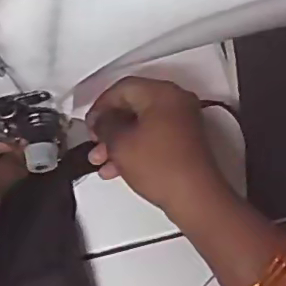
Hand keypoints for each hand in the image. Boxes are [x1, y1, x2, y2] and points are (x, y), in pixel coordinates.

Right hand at [86, 77, 231, 217]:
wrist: (194, 197)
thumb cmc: (163, 167)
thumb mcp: (120, 143)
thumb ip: (104, 125)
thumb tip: (101, 120)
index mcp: (162, 93)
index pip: (122, 88)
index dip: (101, 106)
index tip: (91, 123)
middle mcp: (177, 102)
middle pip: (134, 105)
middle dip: (110, 126)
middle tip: (96, 141)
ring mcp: (184, 121)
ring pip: (143, 123)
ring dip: (120, 140)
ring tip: (103, 160)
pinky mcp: (187, 141)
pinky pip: (155, 136)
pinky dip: (136, 147)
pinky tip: (119, 167)